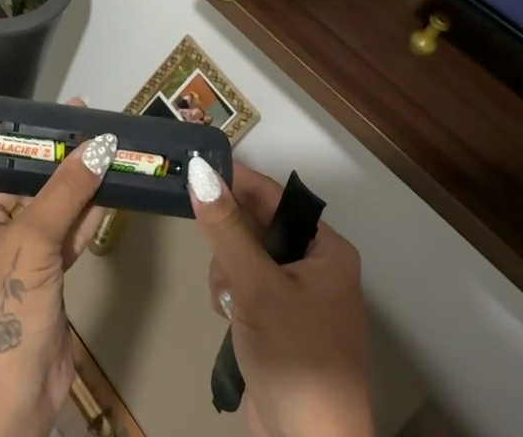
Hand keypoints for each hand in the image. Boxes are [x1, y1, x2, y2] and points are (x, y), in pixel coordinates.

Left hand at [0, 126, 113, 436]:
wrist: (12, 403)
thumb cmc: (1, 316)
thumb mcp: (31, 244)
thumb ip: (66, 192)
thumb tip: (101, 144)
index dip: (6, 130)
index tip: (41, 106)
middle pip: (18, 176)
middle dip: (52, 154)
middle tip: (87, 118)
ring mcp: (12, 249)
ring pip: (45, 203)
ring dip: (75, 181)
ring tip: (108, 143)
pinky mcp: (39, 272)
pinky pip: (62, 231)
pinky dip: (84, 214)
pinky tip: (111, 187)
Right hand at [189, 159, 372, 436]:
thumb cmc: (295, 354)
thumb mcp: (256, 285)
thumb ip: (225, 228)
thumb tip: (199, 171)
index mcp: (326, 249)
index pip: (275, 197)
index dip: (236, 181)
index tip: (195, 168)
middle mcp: (316, 266)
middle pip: (257, 226)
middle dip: (231, 244)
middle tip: (220, 263)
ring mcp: (298, 297)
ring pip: (245, 257)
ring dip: (228, 274)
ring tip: (230, 304)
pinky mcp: (279, 322)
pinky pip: (246, 286)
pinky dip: (231, 295)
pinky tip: (229, 317)